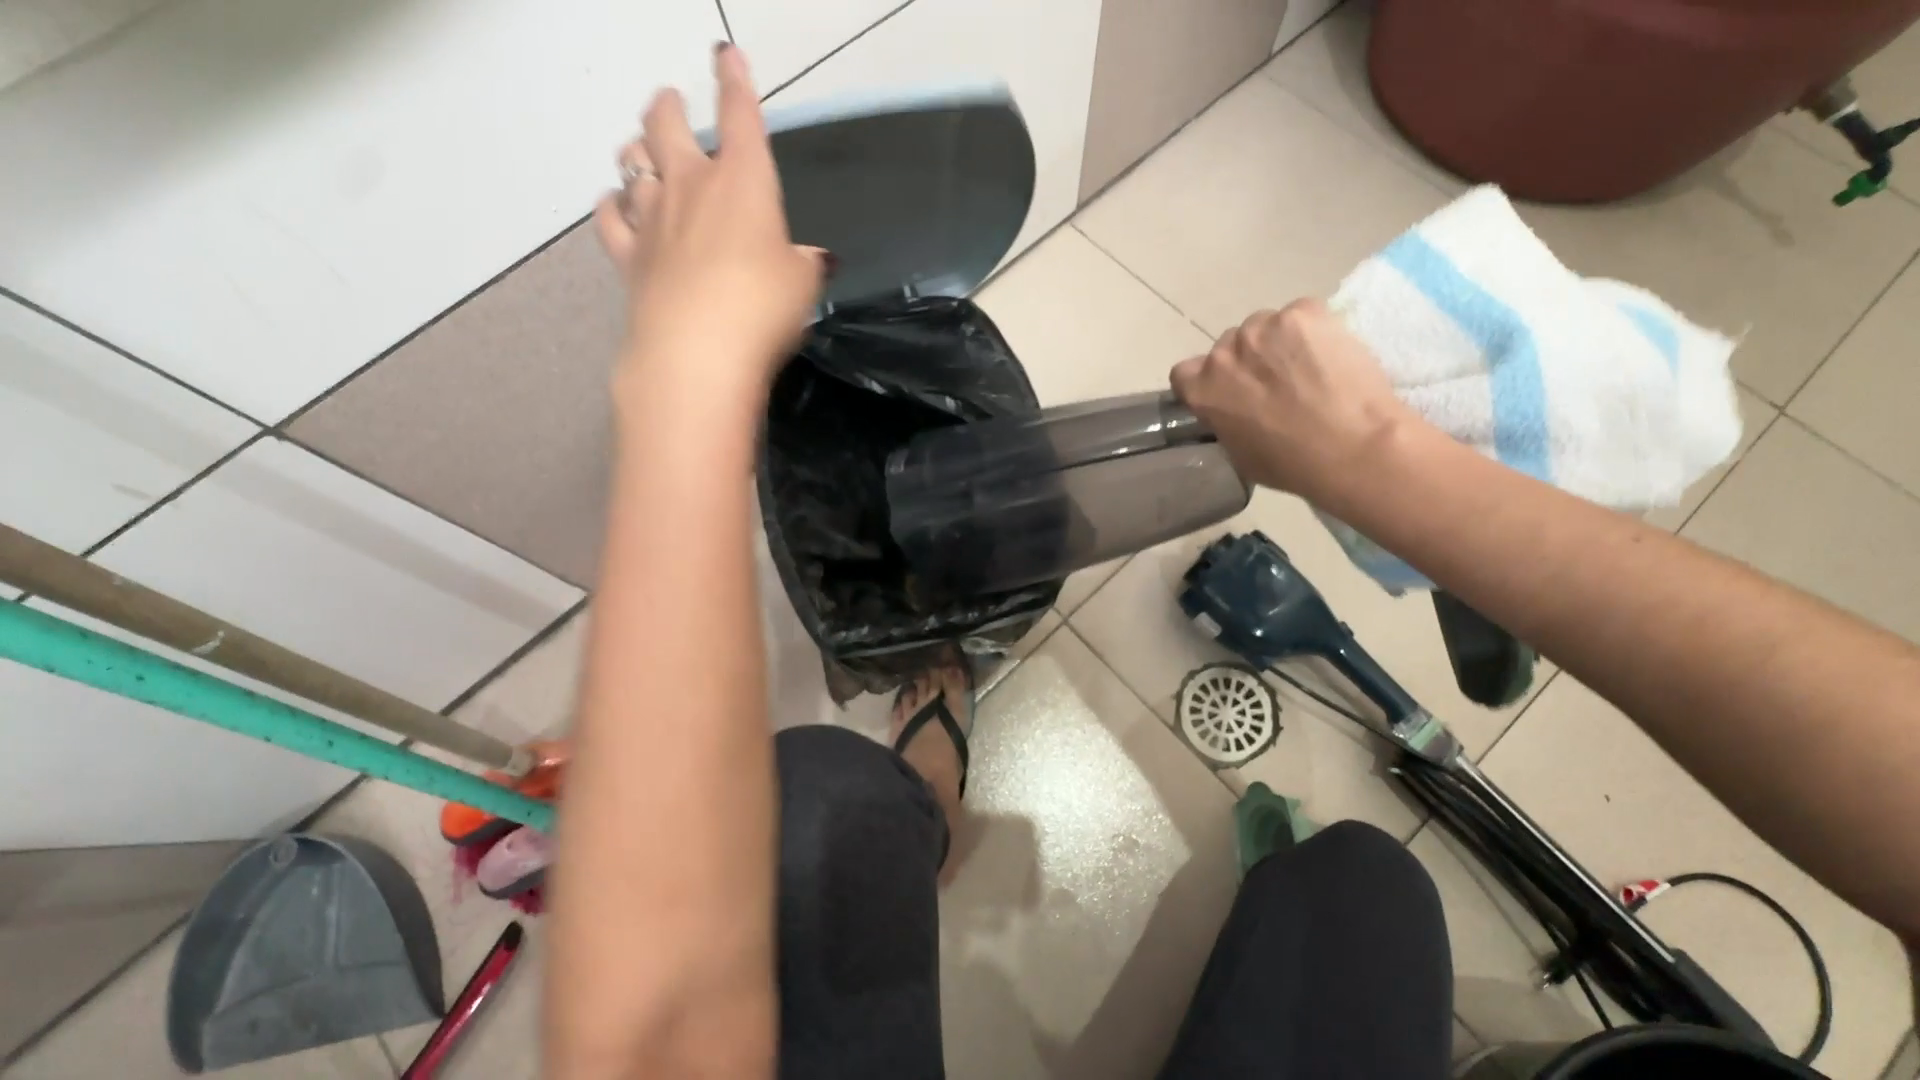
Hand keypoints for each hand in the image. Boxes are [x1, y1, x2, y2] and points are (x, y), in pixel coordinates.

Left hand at [595, 44, 825, 406]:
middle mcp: (691, 186)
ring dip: (636, 152)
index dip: (734, 80)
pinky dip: (613, 206)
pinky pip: (610, 218)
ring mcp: (652, 219)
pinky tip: (616, 205)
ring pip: (631, 164)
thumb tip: (807, 259)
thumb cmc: (762, 307)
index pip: (740, 115)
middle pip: (665, 125)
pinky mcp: (627, 257)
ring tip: (640, 153)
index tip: (726, 55)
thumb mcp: (803, 283)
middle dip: (667, 107)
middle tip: (670, 102)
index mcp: (743, 180)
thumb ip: (803, 263)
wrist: (696, 353)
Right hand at [1171, 300, 1419, 499]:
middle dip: (1250, 360)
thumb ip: (1224, 420)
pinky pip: (1302, 313)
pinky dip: (1314, 330)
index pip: (1187, 372)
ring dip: (1280, 342)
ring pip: (1266, 326)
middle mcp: (1226, 351)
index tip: (1231, 392)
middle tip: (1279, 384)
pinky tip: (1331, 354)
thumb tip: (1233, 411)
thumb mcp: (1239, 454)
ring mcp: (1265, 327)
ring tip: (1310, 367)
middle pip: (1231, 345)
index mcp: (1203, 388)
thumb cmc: (1293, 465)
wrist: (1354, 447)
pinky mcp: (1305, 312)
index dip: (1209, 379)